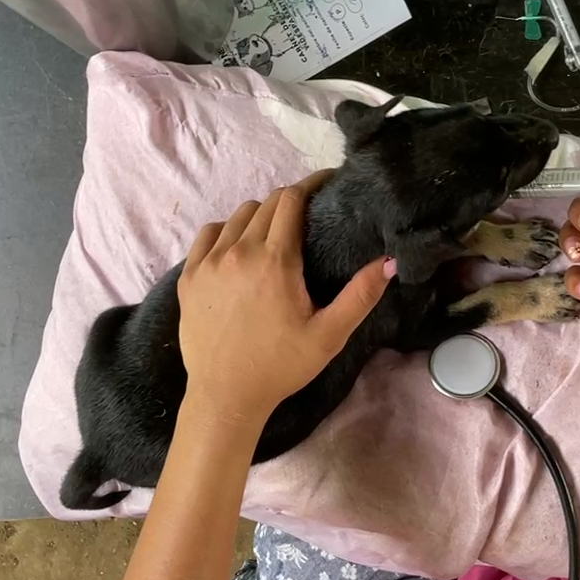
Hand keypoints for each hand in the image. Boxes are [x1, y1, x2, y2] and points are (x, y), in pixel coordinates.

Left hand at [177, 171, 393, 423]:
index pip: (291, 200)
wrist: (225, 396)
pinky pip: (208, 234)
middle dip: (289, 201)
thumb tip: (389, 261)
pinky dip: (226, 232)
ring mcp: (209, 262)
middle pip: (266, 204)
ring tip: (275, 235)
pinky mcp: (189, 277)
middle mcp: (239, 251)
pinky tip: (237, 248)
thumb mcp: (330, 335)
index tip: (326, 183)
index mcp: (276, 260)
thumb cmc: (282, 366)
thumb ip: (360, 296)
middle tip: (307, 216)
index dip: (311, 185)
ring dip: (259, 216)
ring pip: (237, 216)